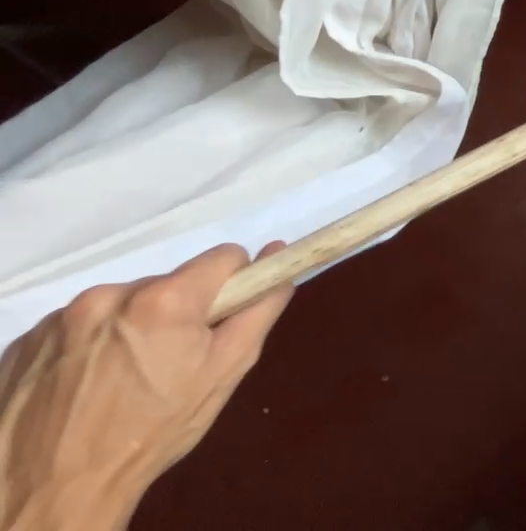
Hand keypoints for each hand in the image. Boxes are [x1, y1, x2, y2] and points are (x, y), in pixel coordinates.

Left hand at [0, 244, 293, 530]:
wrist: (50, 493)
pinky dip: (90, 345)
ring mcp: (57, 320)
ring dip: (131, 328)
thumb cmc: (156, 428)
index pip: (224, 257)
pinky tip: (84, 384)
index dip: (233, 287)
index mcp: (166, 299)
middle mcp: (109, 296)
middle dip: (178, 312)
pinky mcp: (21, 343)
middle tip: (170, 361)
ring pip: (122, 305)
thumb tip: (278, 255)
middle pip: (169, 284)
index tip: (220, 321)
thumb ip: (262, 305)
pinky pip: (78, 326)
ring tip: (122, 377)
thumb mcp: (230, 368)